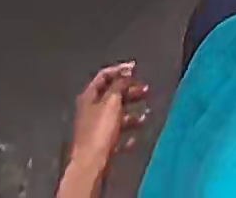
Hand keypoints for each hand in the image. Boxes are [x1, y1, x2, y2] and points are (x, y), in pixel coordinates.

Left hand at [57, 62, 148, 197]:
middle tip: (146, 90)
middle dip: (130, 91)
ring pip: (116, 115)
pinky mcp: (100, 145)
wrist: (90, 166)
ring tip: (146, 115)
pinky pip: (117, 134)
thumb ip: (120, 84)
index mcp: (89, 96)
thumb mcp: (112, 101)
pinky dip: (127, 133)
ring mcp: (95, 128)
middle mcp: (90, 109)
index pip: (104, 75)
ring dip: (132, 114)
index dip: (120, 69)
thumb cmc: (100, 129)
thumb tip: (127, 71)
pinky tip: (136, 136)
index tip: (136, 68)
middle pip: (112, 95)